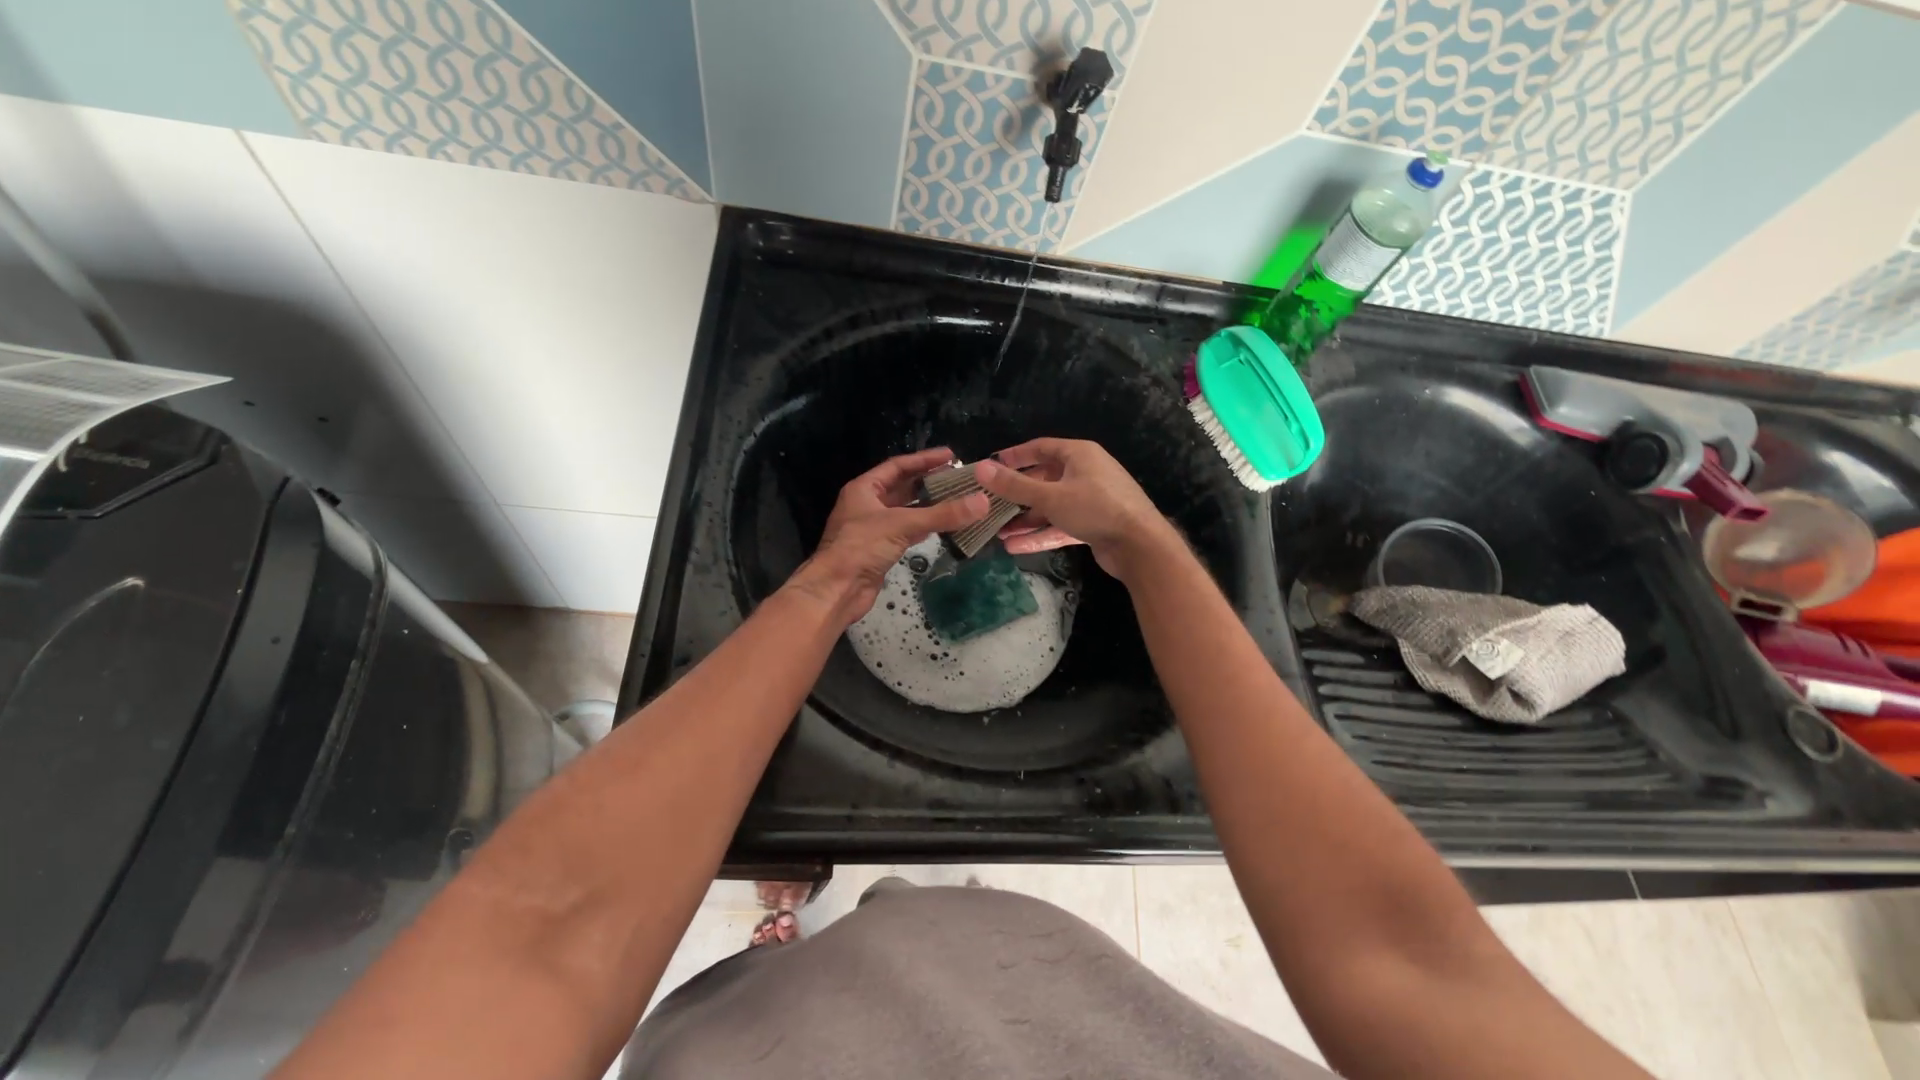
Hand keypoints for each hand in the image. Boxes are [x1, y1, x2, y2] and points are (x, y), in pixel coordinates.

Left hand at [788, 447, 987, 624]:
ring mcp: (874, 528)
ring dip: (930, 506)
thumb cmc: (862, 547)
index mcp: (865, 489)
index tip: (951, 456)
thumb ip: (943, 514)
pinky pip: (907, 531)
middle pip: (903, 487)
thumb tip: (982, 502)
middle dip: (930, 482)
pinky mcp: (881, 549)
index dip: (924, 460)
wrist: (837, 589)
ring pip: (907, 511)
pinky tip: (946, 526)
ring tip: (959, 499)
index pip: (898, 466)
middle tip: (959, 478)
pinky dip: (926, 527)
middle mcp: (868, 505)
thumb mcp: (902, 524)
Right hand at [974, 438, 1176, 581]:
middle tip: (990, 504)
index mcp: (1079, 454)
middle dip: (1017, 494)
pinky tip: (1015, 547)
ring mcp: (1090, 500)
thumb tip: (981, 468)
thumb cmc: (1095, 509)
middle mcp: (1085, 473)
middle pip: (1044, 479)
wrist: (1140, 545)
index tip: (990, 466)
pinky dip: (1040, 534)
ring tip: (997, 531)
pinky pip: (1060, 525)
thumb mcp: (1051, 496)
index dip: (1015, 456)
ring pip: (1051, 506)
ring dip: (1026, 518)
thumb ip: (1015, 485)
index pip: (1040, 448)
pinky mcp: (1093, 525)